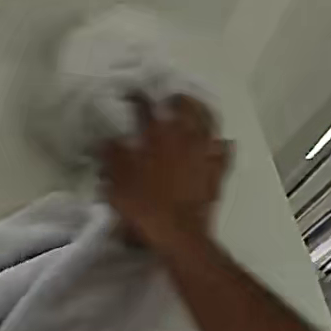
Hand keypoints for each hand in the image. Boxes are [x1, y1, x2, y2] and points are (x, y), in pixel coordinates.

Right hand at [101, 94, 233, 250]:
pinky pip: (223, 151)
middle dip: (174, 98)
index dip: (136, 97)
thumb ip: (112, 157)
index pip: (145, 106)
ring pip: (209, 121)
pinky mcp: (217, 172)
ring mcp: (206, 153)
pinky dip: (220, 144)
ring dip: (201, 112)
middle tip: (167, 98)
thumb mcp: (118, 182)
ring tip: (193, 111)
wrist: (179, 235)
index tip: (129, 94)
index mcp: (158, 135)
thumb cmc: (144, 208)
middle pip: (184, 105)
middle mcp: (185, 136)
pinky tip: (218, 143)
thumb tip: (106, 140)